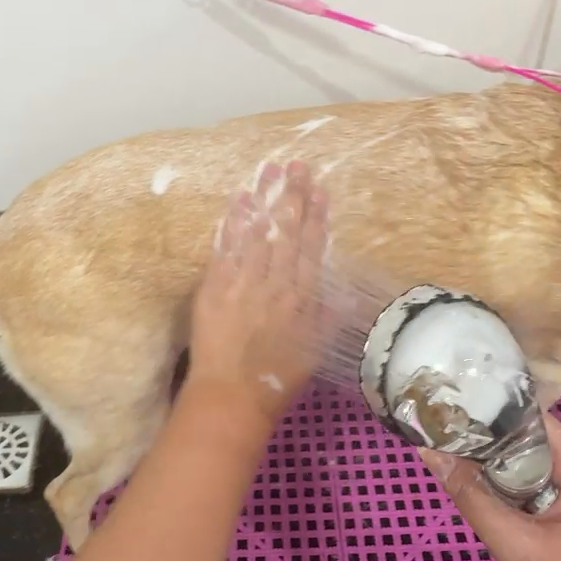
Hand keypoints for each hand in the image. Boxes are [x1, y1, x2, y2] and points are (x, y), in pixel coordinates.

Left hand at [187, 162, 328, 424]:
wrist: (232, 396)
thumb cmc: (276, 380)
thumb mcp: (314, 353)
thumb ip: (328, 320)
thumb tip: (344, 296)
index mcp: (303, 298)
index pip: (313, 249)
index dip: (317, 218)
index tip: (321, 189)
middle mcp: (276, 284)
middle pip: (287, 233)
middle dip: (293, 197)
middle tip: (298, 165)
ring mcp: (245, 282)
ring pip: (259, 234)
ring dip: (266, 200)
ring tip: (271, 169)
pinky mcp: (216, 286)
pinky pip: (227, 248)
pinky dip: (234, 224)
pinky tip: (240, 200)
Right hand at [419, 416, 560, 560]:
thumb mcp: (513, 542)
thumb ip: (470, 496)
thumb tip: (430, 451)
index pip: (520, 414)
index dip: (480, 413)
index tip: (440, 415)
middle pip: (515, 428)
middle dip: (477, 434)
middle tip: (435, 436)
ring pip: (514, 447)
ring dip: (484, 454)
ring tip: (445, 451)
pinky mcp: (560, 483)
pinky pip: (519, 464)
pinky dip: (495, 470)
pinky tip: (469, 475)